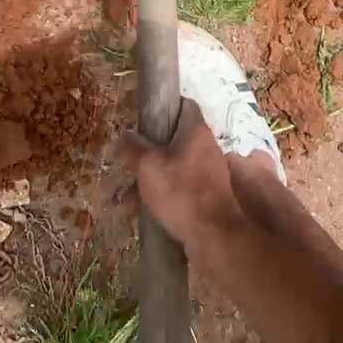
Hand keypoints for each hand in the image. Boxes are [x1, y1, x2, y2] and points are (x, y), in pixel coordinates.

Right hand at [119, 98, 244, 248]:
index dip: (161, 108)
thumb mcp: (147, 165)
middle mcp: (204, 148)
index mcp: (195, 131)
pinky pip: (178, 190)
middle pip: (170, 141)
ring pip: (171, 169)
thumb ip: (133, 147)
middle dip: (145, 157)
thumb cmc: (181, 192)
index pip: (181, 105)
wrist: (216, 238)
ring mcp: (207, 174)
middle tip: (127, 169)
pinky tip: (143, 215)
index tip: (141, 121)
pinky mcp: (206, 198)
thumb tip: (125, 135)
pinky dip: (161, 198)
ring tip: (128, 204)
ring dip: (148, 182)